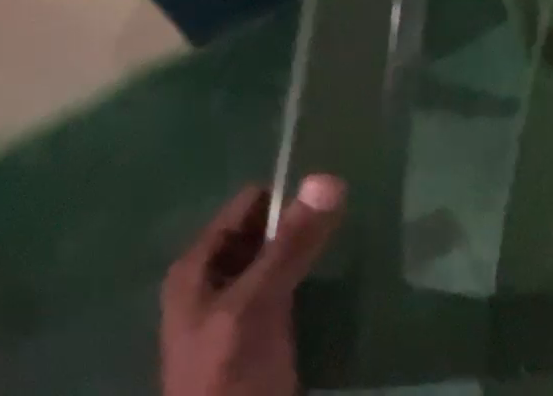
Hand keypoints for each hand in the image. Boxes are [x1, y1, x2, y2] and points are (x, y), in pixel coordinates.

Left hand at [161, 175, 345, 395]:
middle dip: (307, 222)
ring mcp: (241, 307)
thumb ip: (290, 246)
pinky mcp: (267, 329)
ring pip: (287, 257)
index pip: (251, 203)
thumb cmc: (228, 376)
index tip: (334, 197)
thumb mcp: (257, 305)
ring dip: (317, 250)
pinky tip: (343, 278)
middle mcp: (217, 279)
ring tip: (353, 244)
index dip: (291, 194)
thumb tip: (328, 177)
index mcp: (199, 268)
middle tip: (350, 219)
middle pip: (270, 229)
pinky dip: (319, 277)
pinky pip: (297, 285)